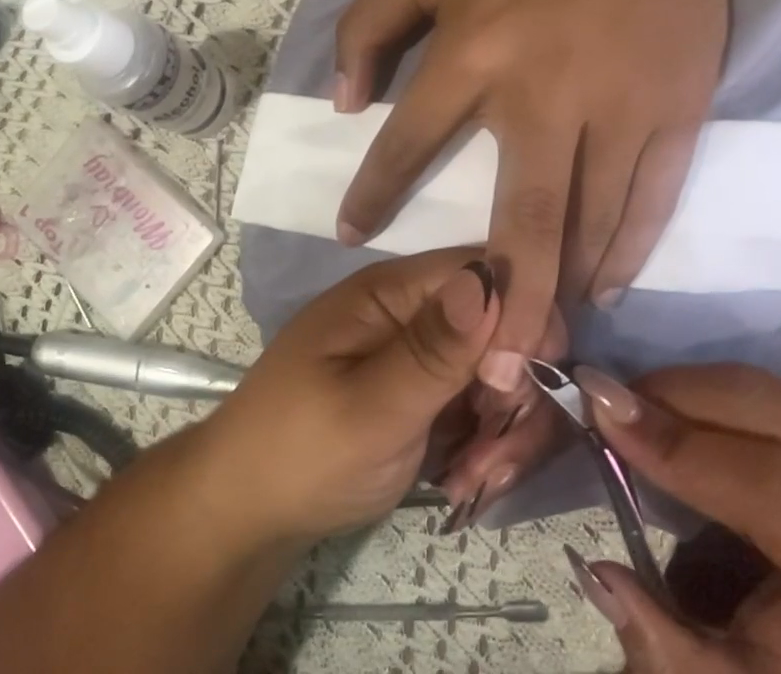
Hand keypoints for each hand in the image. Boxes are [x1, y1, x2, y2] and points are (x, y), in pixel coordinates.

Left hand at [192, 250, 501, 543]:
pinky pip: (483, 412)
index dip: (523, 318)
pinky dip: (486, 449)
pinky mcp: (426, 402)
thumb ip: (433, 351)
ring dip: (503, 433)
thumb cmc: (301, 454)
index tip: (527, 383)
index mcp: (386, 296)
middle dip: (516, 396)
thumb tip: (487, 279)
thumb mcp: (369, 407)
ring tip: (472, 479)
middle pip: (505, 331)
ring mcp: (419, 362)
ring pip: (503, 378)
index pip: (482, 271)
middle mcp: (408, 317)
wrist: (253, 511)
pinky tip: (462, 482)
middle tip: (494, 457)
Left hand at [333, 0, 755, 393]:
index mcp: (471, 55)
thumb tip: (345, 103)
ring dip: (564, 289)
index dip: (374, 196)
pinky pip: (649, 200)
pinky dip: (627, 250)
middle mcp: (539, 96)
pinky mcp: (675, 115)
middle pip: (519, 220)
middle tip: (489, 367)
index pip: (407, 145)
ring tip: (542, 342)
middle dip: (503, 300)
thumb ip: (370, 27)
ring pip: (589, 223)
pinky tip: (604, 287)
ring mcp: (616, 111)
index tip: (349, 236)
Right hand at [569, 363, 780, 672]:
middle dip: (676, 392)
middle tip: (603, 398)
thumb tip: (597, 572)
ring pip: (776, 386)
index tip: (597, 410)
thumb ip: (678, 651)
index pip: (777, 488)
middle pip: (776, 409)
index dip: (680, 445)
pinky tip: (700, 420)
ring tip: (642, 412)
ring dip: (695, 388)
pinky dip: (727, 393)